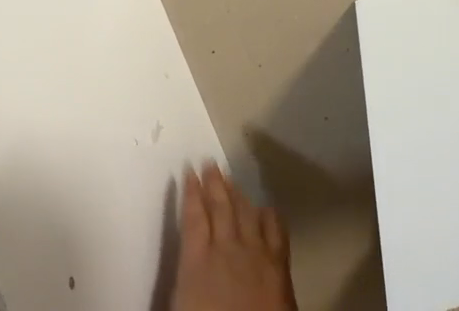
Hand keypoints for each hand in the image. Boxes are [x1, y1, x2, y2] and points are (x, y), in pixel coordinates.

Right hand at [171, 162, 297, 310]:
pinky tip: (266, 208)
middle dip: (214, 183)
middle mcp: (227, 248)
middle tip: (210, 163)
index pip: (193, 217)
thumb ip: (181, 279)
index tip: (188, 171)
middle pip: (220, 208)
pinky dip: (268, 216)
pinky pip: (274, 231)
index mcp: (198, 261)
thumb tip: (180, 265)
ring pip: (245, 213)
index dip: (190, 193)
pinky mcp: (279, 264)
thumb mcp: (179, 305)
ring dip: (237, 193)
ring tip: (230, 178)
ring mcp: (256, 253)